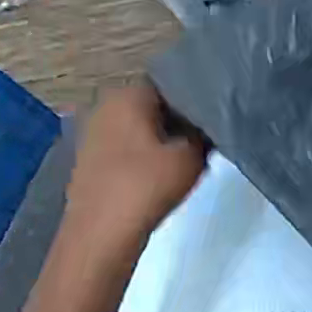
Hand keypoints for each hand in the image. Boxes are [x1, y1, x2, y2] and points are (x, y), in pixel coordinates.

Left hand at [62, 81, 206, 258]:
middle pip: (152, 102)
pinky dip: (148, 148)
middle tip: (211, 131)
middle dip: (180, 115)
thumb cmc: (148, 184)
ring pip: (140, 123)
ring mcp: (94, 130)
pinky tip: (167, 165)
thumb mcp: (192, 157)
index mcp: (127, 96)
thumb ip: (204, 134)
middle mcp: (105, 105)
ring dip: (164, 133)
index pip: (169, 82)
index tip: (219, 111)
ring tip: (193, 149)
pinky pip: (129, 141)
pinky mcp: (93, 156)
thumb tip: (209, 123)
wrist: (103, 229)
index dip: (196, 95)